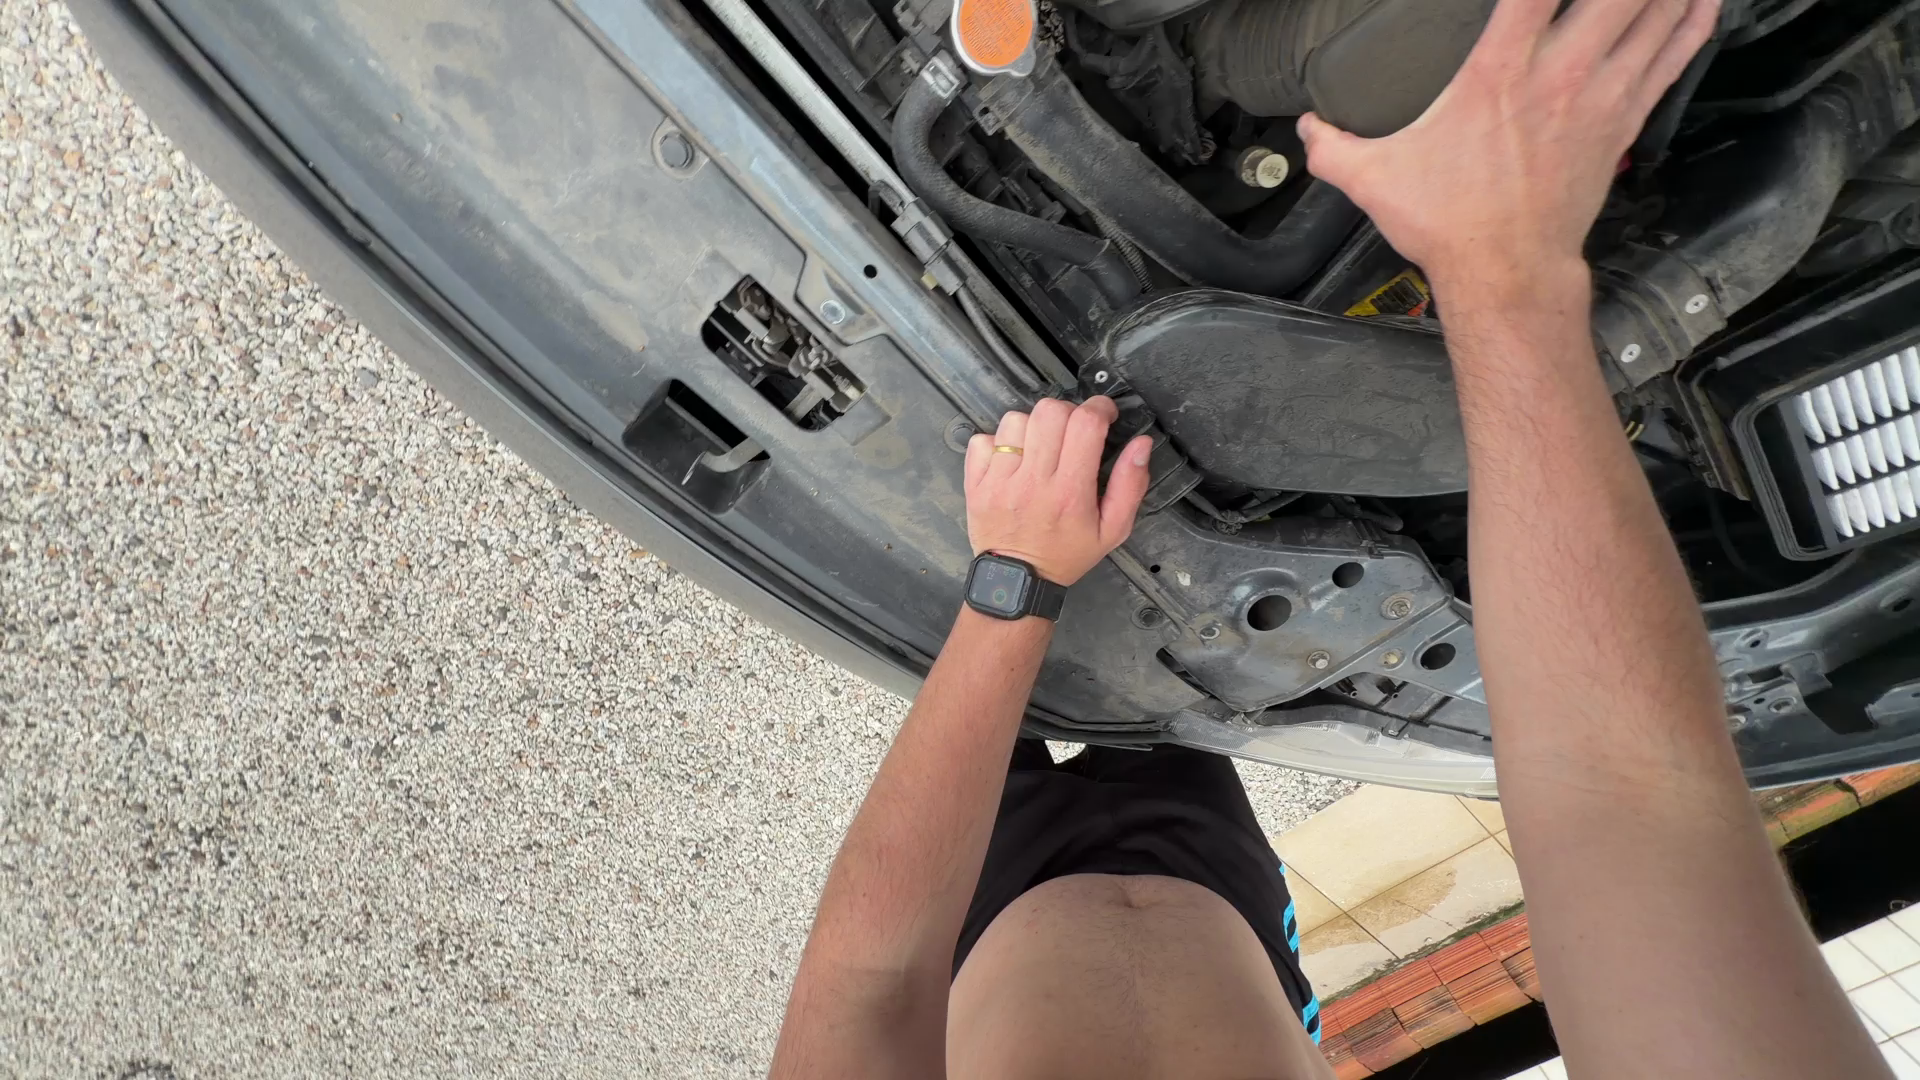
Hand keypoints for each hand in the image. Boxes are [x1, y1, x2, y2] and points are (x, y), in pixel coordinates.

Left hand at [963, 396, 1151, 585]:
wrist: (1018, 581)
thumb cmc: (1065, 555)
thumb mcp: (1112, 531)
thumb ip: (1130, 486)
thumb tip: (1141, 445)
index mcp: (1069, 491)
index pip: (1086, 424)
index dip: (1100, 408)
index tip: (1104, 415)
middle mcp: (1033, 481)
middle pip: (1050, 412)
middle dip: (1067, 413)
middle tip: (1071, 431)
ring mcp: (999, 481)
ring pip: (1015, 420)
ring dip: (1032, 426)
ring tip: (1039, 447)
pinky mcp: (975, 484)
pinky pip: (982, 440)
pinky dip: (997, 443)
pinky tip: (1011, 460)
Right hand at [1297, 0, 1717, 296]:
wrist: (1503, 271)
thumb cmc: (1445, 224)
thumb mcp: (1371, 184)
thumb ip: (1333, 150)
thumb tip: (1308, 128)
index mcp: (1496, 75)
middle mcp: (1560, 70)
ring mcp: (1602, 92)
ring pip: (1661, 0)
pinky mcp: (1624, 118)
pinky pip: (1679, 46)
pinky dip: (1694, 12)